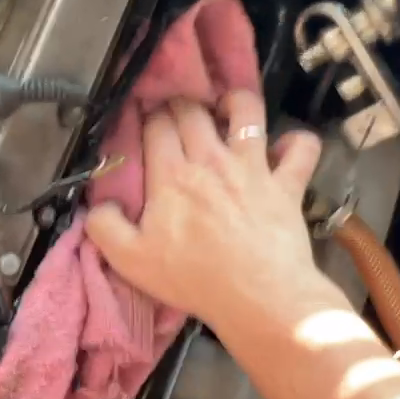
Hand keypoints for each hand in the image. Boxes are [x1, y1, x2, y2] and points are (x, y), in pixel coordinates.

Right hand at [88, 89, 348, 354]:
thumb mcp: (129, 259)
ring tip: (225, 109)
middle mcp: (212, 160)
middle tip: (175, 111)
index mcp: (171, 176)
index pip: (156, 126)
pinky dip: (296, 142)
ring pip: (248, 112)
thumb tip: (97, 205)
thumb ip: (103, 227)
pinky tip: (283, 148)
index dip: (146, 115)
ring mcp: (254, 168)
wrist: (257, 296)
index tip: (142, 119)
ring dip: (234, 102)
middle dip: (180, 102)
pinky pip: (302, 147)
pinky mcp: (288, 184)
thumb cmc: (192, 277)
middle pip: (193, 111)